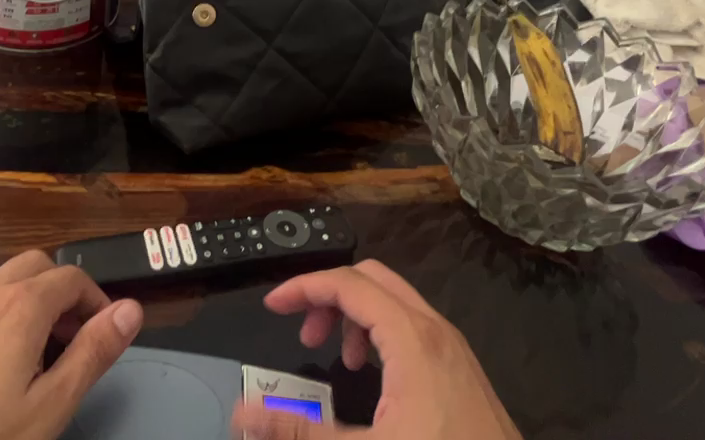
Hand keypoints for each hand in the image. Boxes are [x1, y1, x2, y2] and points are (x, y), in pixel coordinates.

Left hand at [0, 251, 142, 439]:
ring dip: (36, 302)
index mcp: (22, 304)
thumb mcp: (49, 405)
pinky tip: (2, 366)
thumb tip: (132, 308)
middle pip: (40, 266)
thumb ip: (93, 353)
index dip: (98, 303)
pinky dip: (7, 313)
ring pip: (10, 280)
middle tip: (74, 343)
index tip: (103, 340)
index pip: (74, 278)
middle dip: (65, 294)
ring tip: (41, 359)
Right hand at [232, 261, 520, 439]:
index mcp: (411, 337)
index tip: (273, 307)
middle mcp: (433, 328)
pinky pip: (412, 323)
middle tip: (305, 333)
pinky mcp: (460, 365)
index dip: (304, 287)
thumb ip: (301, 429)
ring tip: (340, 359)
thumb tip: (243, 414)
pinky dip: (381, 331)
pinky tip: (375, 375)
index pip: (347, 284)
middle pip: (370, 279)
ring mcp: (451, 345)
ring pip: (393, 299)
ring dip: (356, 314)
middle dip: (330, 296)